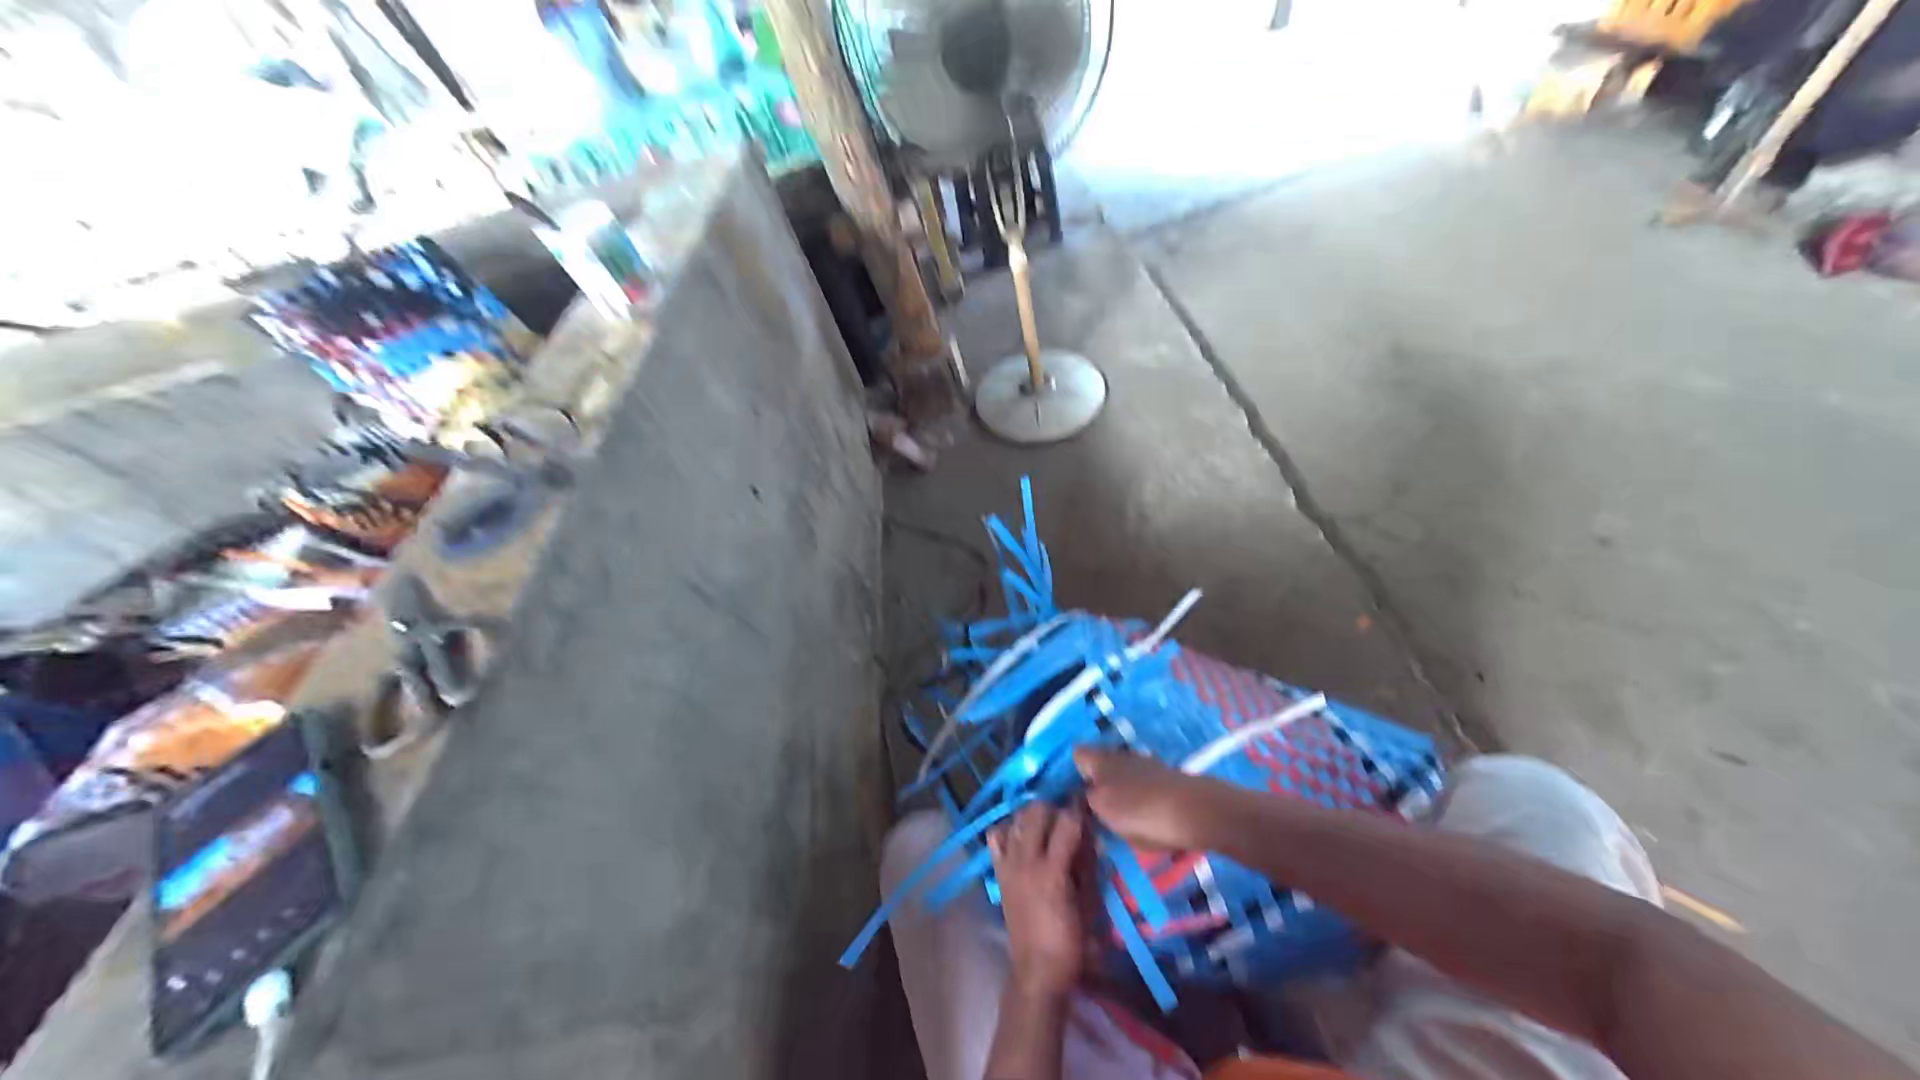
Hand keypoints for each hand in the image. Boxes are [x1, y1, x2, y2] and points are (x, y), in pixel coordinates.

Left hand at [988, 802, 1087, 997]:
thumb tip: (1089, 835)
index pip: (1067, 822)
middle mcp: (1026, 860)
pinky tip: (1022, 834)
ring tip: (1046, 822)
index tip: (1087, 799)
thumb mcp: (1088, 903)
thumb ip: (1087, 865)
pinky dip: (1009, 829)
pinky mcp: (998, 871)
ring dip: (1032, 814)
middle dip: (1054, 806)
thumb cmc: (1070, 941)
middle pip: (1036, 811)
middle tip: (1067, 814)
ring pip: (1016, 819)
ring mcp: (1008, 864)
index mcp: (1052, 870)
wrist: (1036, 970)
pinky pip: (997, 837)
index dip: (1079, 807)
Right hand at [1073, 747, 1214, 850]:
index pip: (1076, 755)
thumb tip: (1078, 799)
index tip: (1068, 795)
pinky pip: (1142, 788)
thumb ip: (1087, 803)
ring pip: (1121, 777)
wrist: (1198, 812)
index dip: (1070, 772)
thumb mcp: (1104, 810)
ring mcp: (1146, 766)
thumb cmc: (1142, 811)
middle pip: (1099, 766)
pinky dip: (1139, 800)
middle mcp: (1120, 756)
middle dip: (1095, 784)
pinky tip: (1143, 820)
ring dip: (1119, 793)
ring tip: (1118, 820)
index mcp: (1100, 760)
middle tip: (1091, 812)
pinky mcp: (1166, 781)